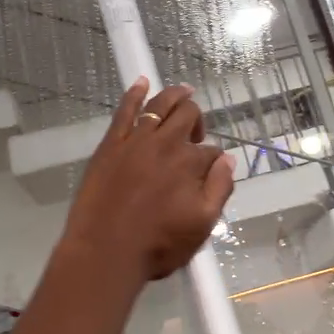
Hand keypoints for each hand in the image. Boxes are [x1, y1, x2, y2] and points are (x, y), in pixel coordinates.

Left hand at [59, 78, 235, 287]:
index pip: (211, 152)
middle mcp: (167, 144)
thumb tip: (228, 160)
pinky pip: (125, 110)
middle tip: (196, 134)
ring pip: (161, 104)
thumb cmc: (157, 245)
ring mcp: (137, 140)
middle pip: (190, 116)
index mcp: (191, 164)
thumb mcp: (202, 225)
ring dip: (176, 95)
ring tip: (184, 90)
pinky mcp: (111, 144)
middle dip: (198, 120)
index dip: (214, 160)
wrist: (105, 252)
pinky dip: (135, 93)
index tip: (210, 171)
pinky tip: (142, 82)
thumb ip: (220, 189)